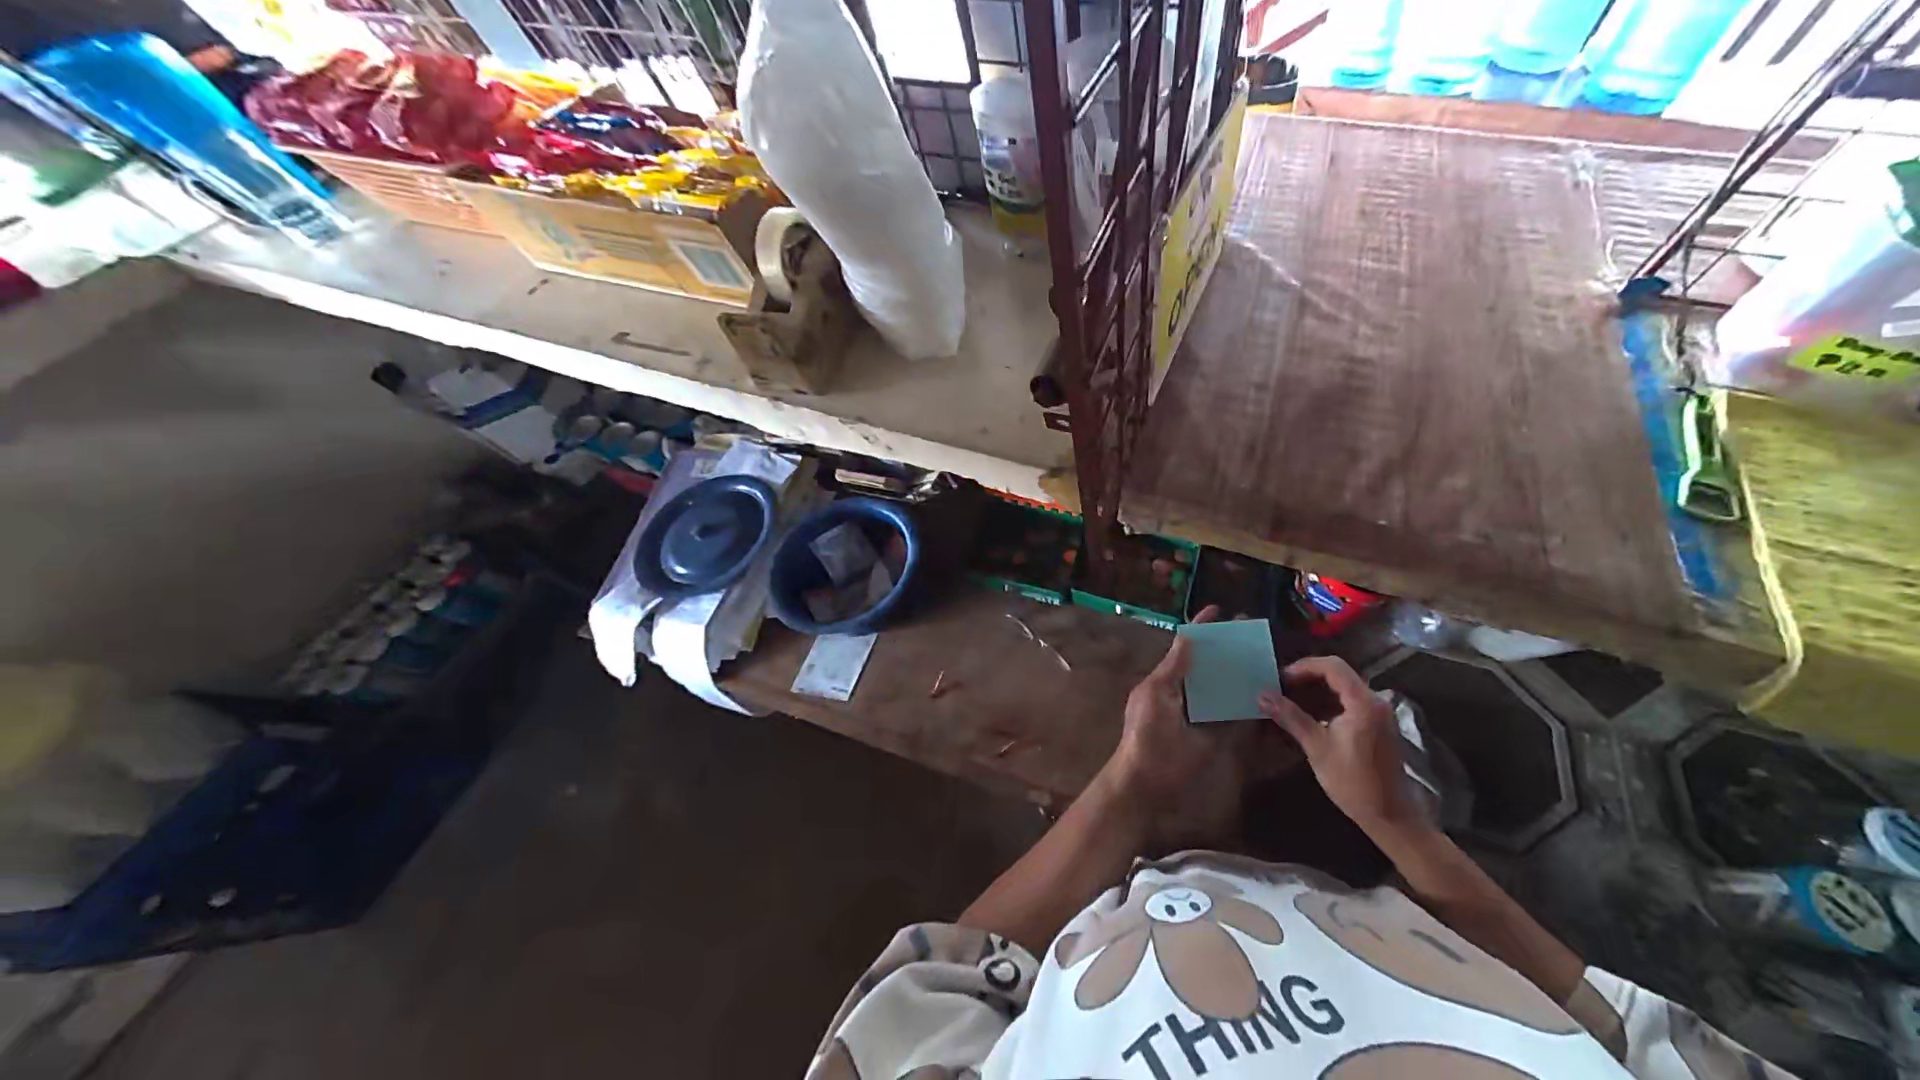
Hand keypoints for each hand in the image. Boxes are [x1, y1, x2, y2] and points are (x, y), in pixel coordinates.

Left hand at [1100, 606, 1247, 844]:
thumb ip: (1174, 666)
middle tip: (1253, 630)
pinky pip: (1238, 714)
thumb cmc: (1146, 730)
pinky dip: (1251, 701)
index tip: (1218, 610)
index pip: (1187, 647)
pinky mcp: (1219, 734)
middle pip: (1210, 664)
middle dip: (1228, 647)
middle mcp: (1188, 692)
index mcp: (1168, 679)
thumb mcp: (1155, 692)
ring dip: (1243, 671)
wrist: (1148, 777)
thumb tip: (1188, 635)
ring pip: (1226, 686)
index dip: (1201, 629)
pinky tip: (1270, 688)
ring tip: (1266, 653)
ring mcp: (1204, 713)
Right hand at [1258, 656, 1426, 841]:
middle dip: (1306, 677)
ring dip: (1314, 690)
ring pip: (1342, 687)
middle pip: (1338, 673)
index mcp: (1363, 703)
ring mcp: (1378, 712)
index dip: (1303, 667)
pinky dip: (1326, 702)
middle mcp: (1374, 701)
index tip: (1279, 679)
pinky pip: (1349, 701)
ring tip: (1288, 701)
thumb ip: (1290, 717)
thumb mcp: (1317, 747)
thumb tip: (1262, 695)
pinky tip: (1308, 716)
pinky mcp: (1377, 724)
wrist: (1390, 815)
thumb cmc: (1353, 781)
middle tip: (1279, 689)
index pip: (1332, 666)